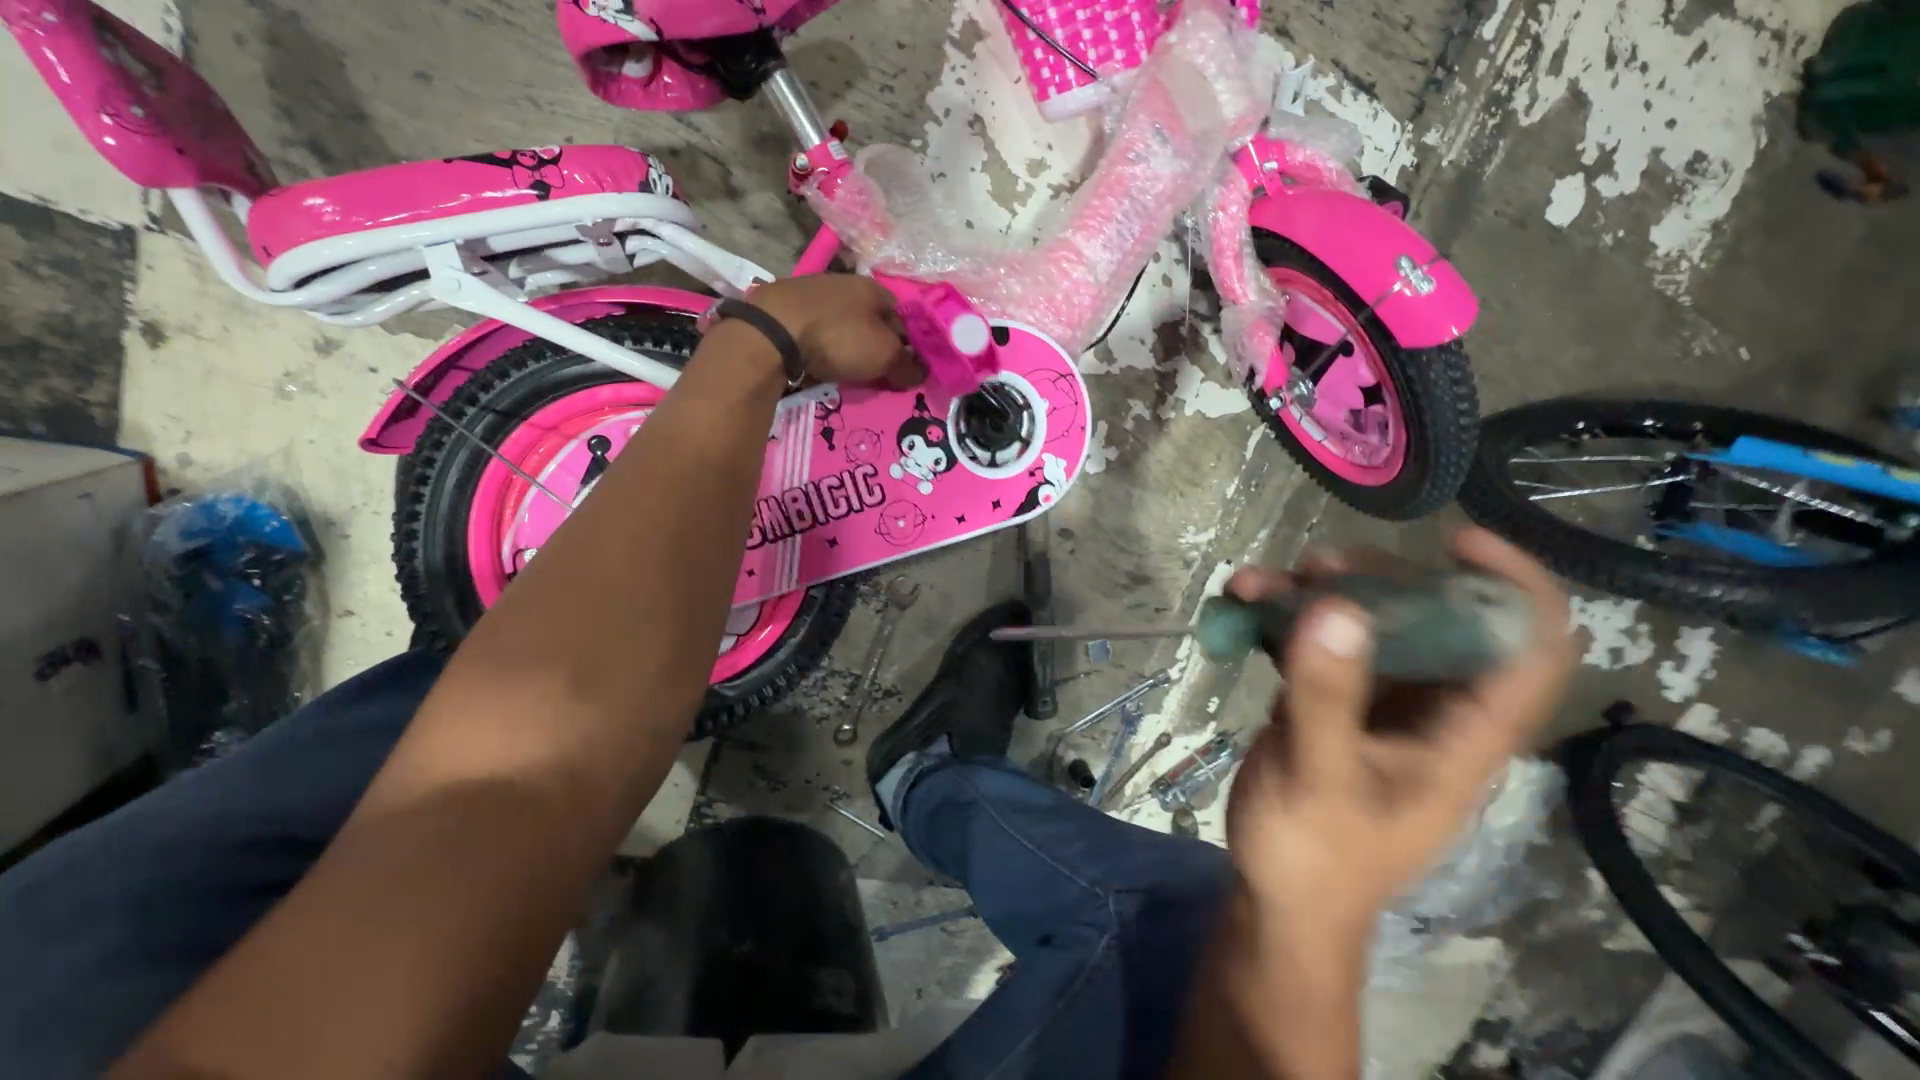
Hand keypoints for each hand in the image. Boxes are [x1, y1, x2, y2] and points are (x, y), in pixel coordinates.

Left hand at [749, 274, 925, 388]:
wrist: (772, 331)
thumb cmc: (839, 338)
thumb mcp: (884, 355)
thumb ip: (908, 365)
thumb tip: (921, 372)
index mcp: (875, 289)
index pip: (904, 317)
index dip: (909, 344)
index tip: (905, 369)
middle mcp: (846, 284)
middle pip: (872, 320)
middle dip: (876, 346)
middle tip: (876, 374)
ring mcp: (813, 292)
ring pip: (842, 324)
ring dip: (847, 346)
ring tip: (845, 371)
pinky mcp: (786, 307)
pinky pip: (815, 330)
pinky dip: (820, 345)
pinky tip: (817, 361)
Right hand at [1220, 528, 1571, 942]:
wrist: (1277, 898)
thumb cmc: (1316, 854)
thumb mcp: (1320, 778)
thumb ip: (1328, 697)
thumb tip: (1336, 607)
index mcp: (1465, 736)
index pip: (1529, 650)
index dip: (1513, 586)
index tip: (1454, 540)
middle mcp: (1433, 709)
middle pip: (1437, 619)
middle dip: (1379, 582)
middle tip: (1316, 565)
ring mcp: (1382, 704)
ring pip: (1372, 625)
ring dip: (1318, 595)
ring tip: (1258, 583)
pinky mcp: (1336, 703)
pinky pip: (1322, 643)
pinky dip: (1285, 618)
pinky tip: (1242, 605)